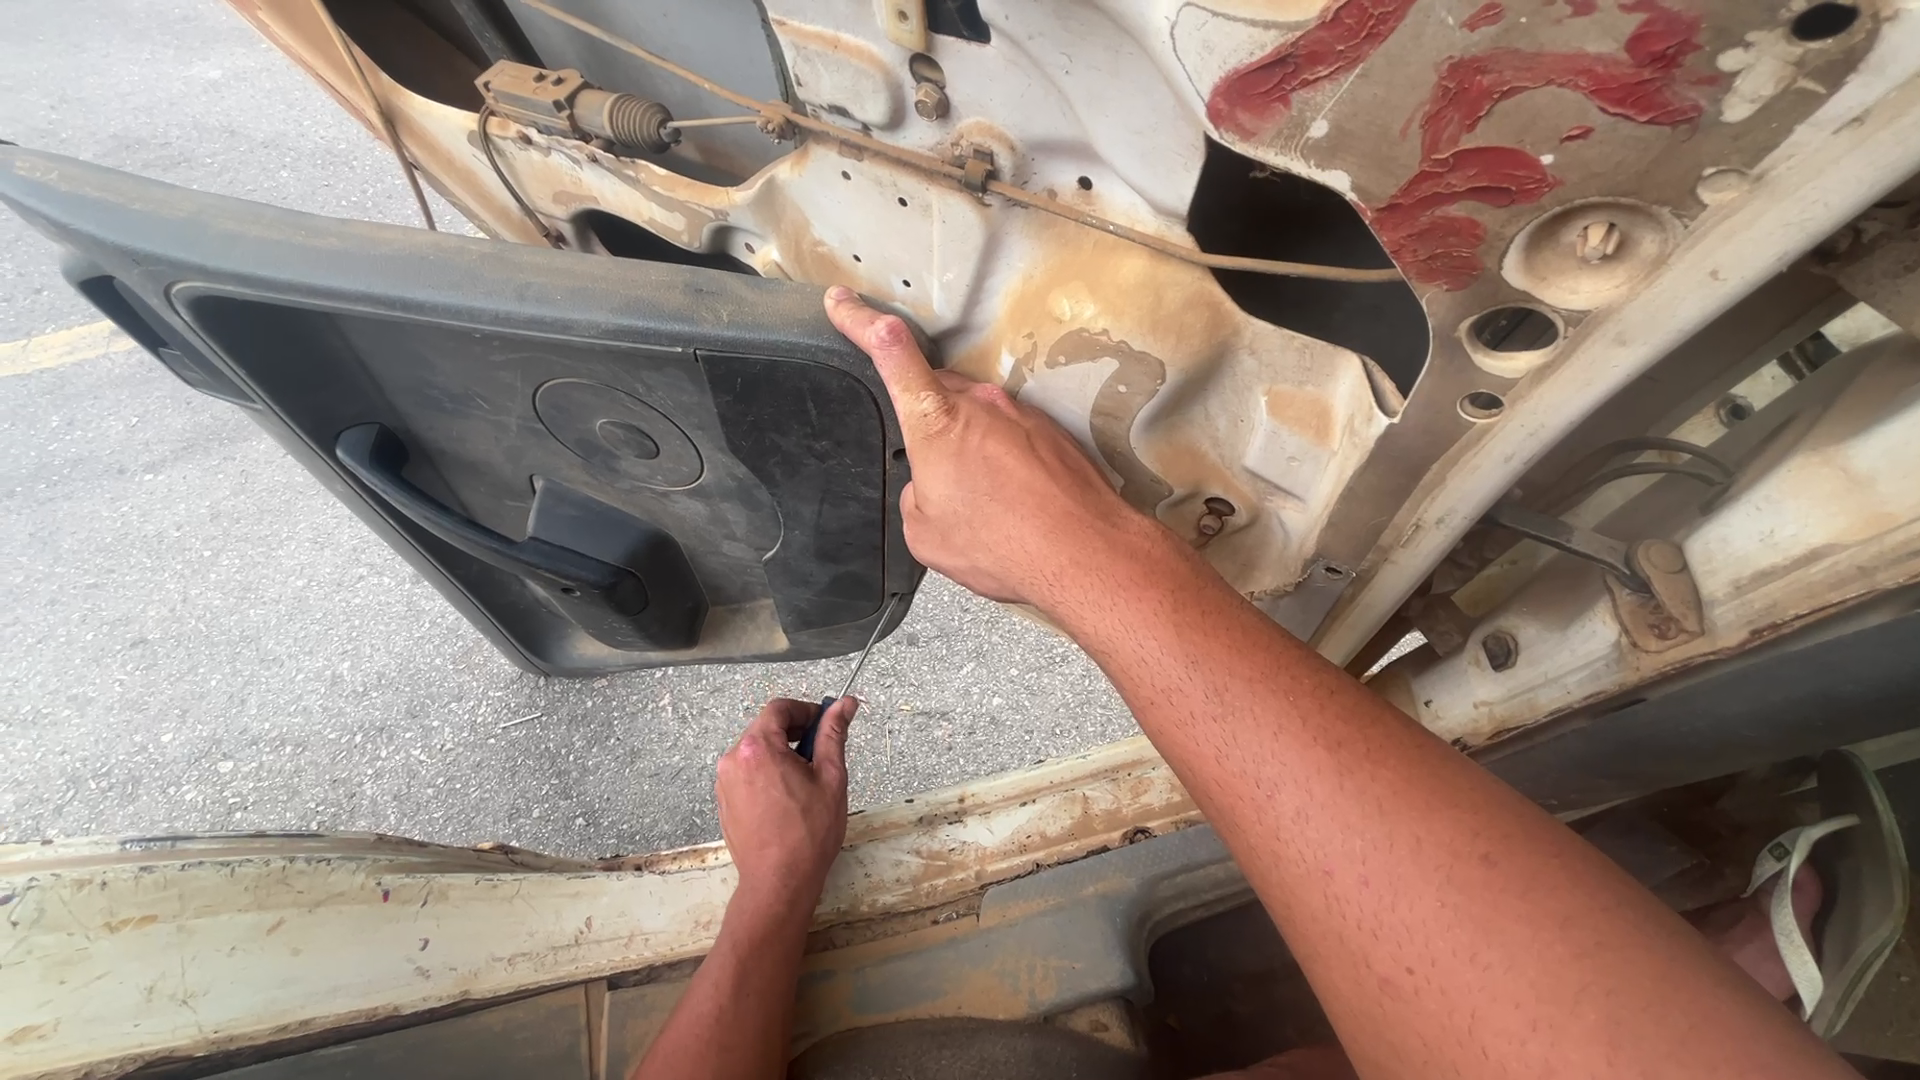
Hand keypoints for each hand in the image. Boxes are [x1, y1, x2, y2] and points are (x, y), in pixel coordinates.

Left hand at [715, 697, 857, 903]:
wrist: (779, 882)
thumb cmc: (808, 832)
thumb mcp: (831, 776)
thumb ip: (834, 734)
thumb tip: (845, 704)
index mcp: (758, 747)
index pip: (779, 708)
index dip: (805, 710)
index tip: (823, 724)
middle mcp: (734, 759)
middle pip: (765, 728)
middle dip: (794, 732)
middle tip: (819, 752)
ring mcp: (725, 782)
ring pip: (756, 751)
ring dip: (780, 753)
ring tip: (805, 779)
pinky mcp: (724, 801)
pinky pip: (746, 772)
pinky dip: (766, 772)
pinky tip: (786, 796)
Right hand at [824, 286, 1155, 610]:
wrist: (1083, 553)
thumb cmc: (1005, 543)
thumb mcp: (926, 533)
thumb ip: (914, 496)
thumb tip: (927, 487)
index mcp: (935, 421)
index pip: (890, 350)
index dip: (859, 321)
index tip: (843, 302)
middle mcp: (980, 405)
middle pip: (938, 392)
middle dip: (930, 426)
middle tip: (937, 474)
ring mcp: (1020, 414)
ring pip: (978, 418)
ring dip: (972, 450)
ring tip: (984, 501)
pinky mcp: (1052, 431)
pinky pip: (1013, 436)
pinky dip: (1005, 462)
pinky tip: (1012, 500)